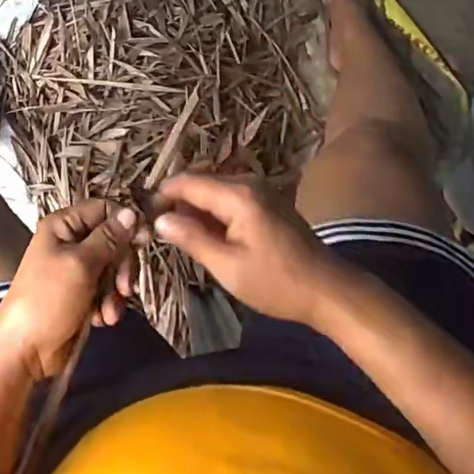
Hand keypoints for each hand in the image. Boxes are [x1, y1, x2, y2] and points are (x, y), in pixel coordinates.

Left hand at [0, 200, 139, 379]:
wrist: (25, 352)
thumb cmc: (48, 299)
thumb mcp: (80, 265)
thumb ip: (108, 238)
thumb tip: (132, 212)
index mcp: (63, 225)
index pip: (103, 209)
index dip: (125, 223)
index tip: (143, 241)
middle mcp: (70, 241)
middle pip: (113, 240)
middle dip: (122, 265)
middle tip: (125, 287)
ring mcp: (76, 269)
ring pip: (113, 268)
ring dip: (116, 291)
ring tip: (109, 311)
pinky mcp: (81, 294)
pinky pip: (106, 290)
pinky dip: (108, 304)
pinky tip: (102, 320)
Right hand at [151, 174, 345, 326]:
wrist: (329, 290)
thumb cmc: (277, 283)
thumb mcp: (228, 267)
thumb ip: (192, 239)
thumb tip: (160, 220)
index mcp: (238, 195)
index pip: (189, 183)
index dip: (163, 194)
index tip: (144, 212)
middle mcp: (248, 183)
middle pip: (201, 183)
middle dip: (177, 201)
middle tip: (157, 227)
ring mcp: (260, 190)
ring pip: (214, 191)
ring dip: (195, 208)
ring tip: (177, 233)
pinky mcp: (266, 202)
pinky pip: (229, 198)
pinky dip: (213, 212)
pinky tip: (206, 234)